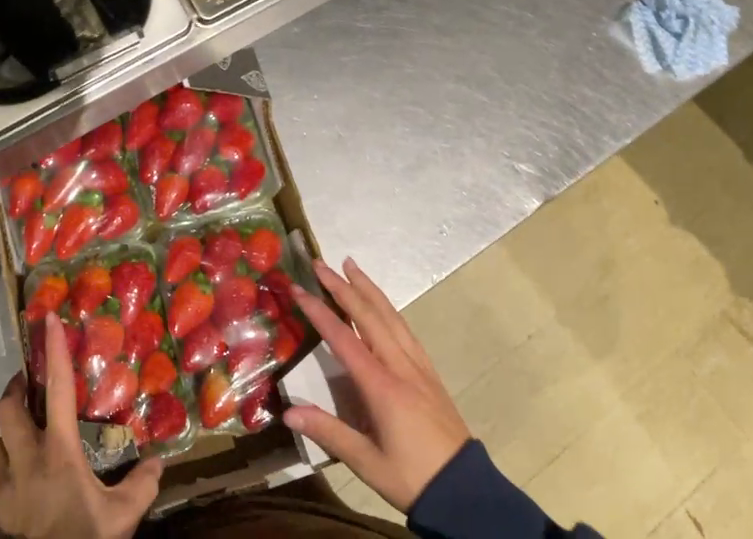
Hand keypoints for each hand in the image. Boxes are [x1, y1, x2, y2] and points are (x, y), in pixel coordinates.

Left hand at [0, 313, 163, 538]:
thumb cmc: (83, 538)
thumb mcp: (121, 516)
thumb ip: (141, 485)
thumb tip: (158, 461)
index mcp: (57, 451)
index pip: (58, 390)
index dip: (54, 351)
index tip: (48, 319)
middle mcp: (24, 461)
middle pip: (7, 409)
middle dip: (15, 390)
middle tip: (29, 384)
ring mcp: (3, 489)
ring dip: (10, 437)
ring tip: (27, 440)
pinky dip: (4, 485)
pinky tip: (19, 495)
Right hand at [283, 258, 470, 511]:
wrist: (464, 489)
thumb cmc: (412, 477)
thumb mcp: (366, 461)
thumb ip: (328, 432)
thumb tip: (288, 411)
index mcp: (382, 386)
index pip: (344, 338)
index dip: (319, 311)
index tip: (298, 288)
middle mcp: (401, 367)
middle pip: (370, 316)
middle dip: (343, 287)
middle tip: (320, 263)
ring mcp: (418, 367)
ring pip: (391, 317)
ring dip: (369, 289)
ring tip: (351, 265)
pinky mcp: (429, 373)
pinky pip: (405, 330)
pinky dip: (388, 308)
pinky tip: (381, 305)